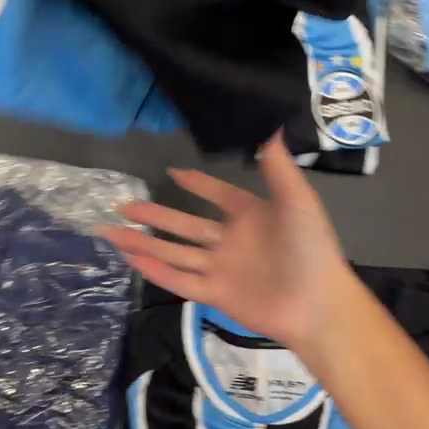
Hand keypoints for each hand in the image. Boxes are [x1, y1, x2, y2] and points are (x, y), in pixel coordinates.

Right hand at [106, 136, 360, 351]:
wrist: (317, 304)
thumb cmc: (311, 248)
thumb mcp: (298, 200)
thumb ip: (277, 166)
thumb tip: (268, 124)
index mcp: (253, 215)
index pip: (219, 195)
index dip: (198, 183)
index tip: (171, 171)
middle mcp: (232, 241)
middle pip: (186, 225)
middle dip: (155, 215)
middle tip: (122, 203)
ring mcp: (222, 269)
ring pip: (175, 253)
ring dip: (144, 243)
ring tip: (111, 230)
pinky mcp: (215, 295)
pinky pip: (180, 281)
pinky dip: (156, 271)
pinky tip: (131, 259)